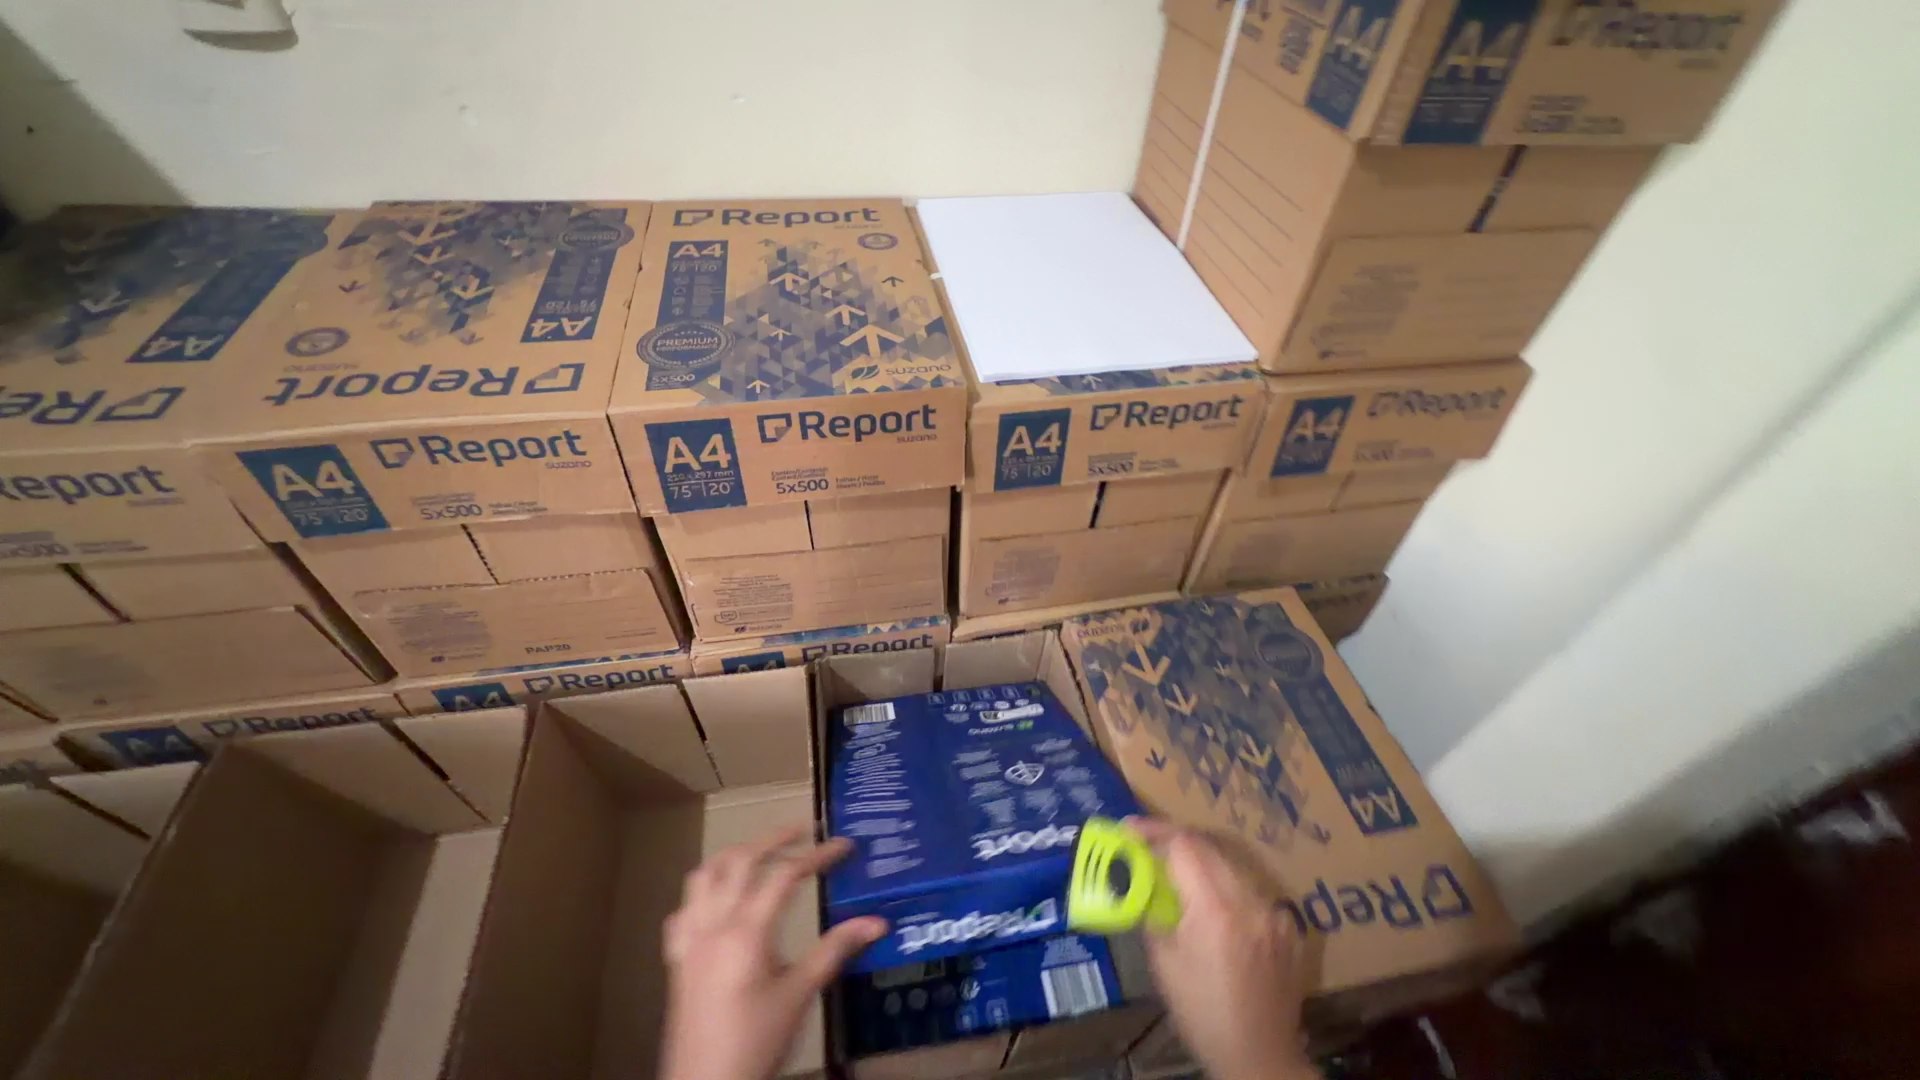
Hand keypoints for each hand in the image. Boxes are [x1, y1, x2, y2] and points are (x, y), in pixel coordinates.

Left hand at [660, 825, 887, 1079]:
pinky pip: (684, 909)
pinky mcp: (676, 958)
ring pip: (705, 875)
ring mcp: (689, 939)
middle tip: (804, 832)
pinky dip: (703, 892)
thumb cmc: (757, 1043)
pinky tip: (719, 900)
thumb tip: (876, 922)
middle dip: (774, 839)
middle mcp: (713, 925)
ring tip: (761, 852)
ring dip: (734, 855)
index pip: (785, 875)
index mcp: (746, 932)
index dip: (818, 855)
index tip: (844, 846)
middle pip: (741, 860)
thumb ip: (834, 951)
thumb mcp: (800, 995)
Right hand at [1128, 817, 1317, 1079]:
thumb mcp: (1163, 963)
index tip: (1127, 830)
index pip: (1182, 845)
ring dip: (1203, 865)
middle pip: (1208, 848)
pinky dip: (1230, 892)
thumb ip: (1152, 912)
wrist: (1260, 1058)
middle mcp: (1249, 900)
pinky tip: (1218, 914)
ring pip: (1232, 867)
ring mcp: (1274, 913)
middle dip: (1175, 842)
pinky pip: (1253, 893)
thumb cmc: (1202, 1013)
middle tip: (1147, 849)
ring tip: (1178, 879)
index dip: (1152, 831)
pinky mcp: (1289, 928)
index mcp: (1214, 908)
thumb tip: (1140, 883)